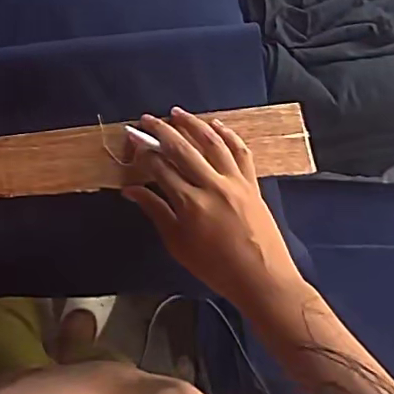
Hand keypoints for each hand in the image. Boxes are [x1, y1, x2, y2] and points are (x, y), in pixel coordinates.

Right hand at [121, 110, 307, 314]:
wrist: (264, 281)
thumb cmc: (215, 267)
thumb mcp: (178, 244)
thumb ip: (155, 211)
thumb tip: (130, 190)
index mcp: (190, 203)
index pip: (160, 166)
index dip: (143, 152)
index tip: (133, 142)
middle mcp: (211, 186)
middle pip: (181, 148)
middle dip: (160, 130)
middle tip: (146, 119)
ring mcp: (235, 182)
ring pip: (211, 142)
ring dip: (192, 123)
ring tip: (176, 112)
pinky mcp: (252, 184)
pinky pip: (240, 152)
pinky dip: (228, 134)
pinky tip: (216, 125)